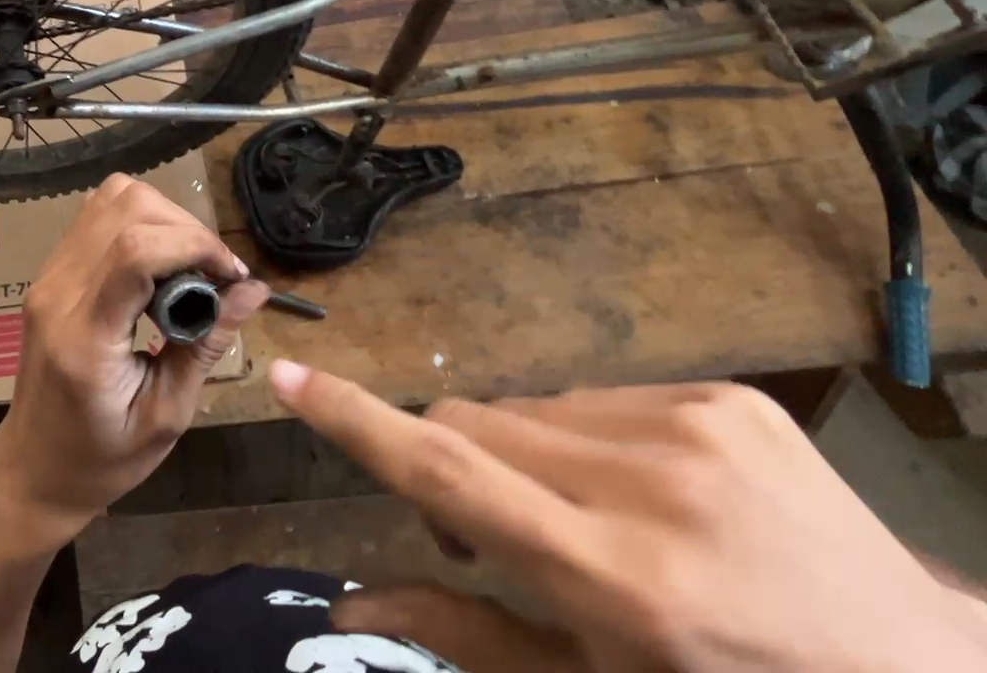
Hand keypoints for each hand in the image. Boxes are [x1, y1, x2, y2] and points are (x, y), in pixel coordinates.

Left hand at [0, 174, 268, 548]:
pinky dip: (137, 223)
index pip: (135, 252)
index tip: (233, 276)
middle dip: (185, 227)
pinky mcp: (48, 272)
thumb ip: (204, 345)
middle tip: (215, 274)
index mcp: (83, 336)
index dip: (195, 245)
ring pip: (109, 198)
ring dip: (162, 218)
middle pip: (124, 208)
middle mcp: (57, 291)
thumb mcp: (167, 415)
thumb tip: (254, 290)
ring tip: (189, 265)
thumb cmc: (102, 458)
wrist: (35, 465)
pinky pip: (95, 217)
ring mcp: (46, 276)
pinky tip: (158, 264)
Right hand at [270, 364, 986, 671]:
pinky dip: (580, 440)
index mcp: (616, 578)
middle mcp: (652, 486)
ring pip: (523, 409)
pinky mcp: (726, 399)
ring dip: (517, 456)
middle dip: (450, 469)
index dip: (355, 423)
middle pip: (470, 426)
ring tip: (580, 517)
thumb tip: (344, 608)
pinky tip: (642, 492)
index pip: (445, 472)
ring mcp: (697, 428)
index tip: (286, 377)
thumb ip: (458, 635)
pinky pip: (588, 397)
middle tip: (492, 538)